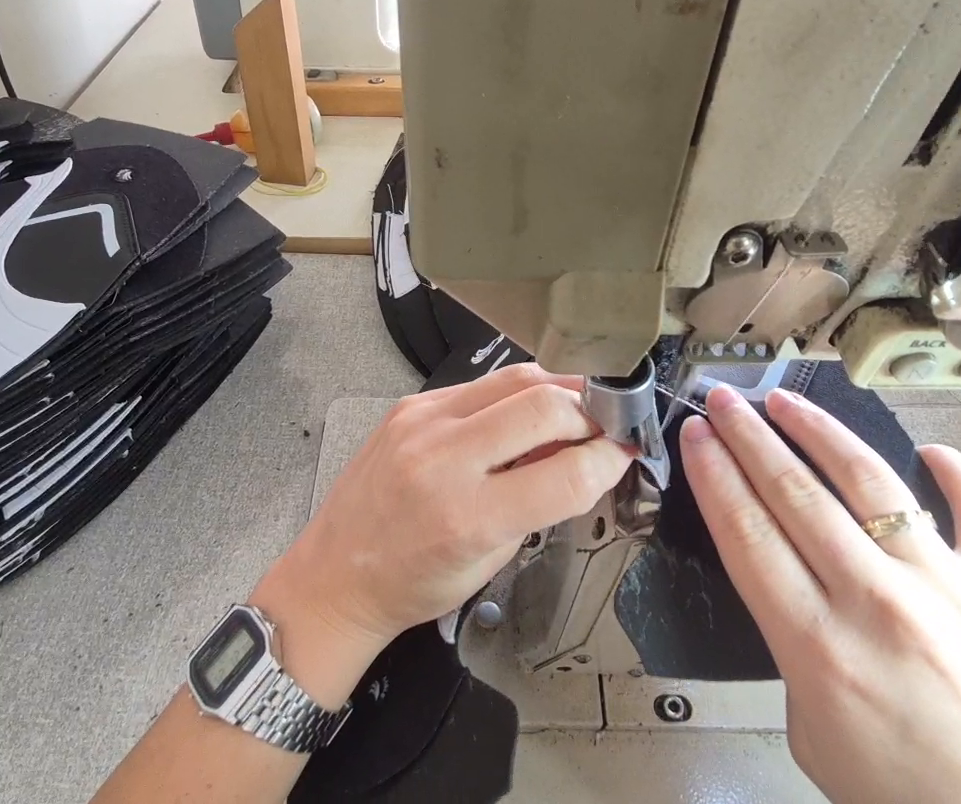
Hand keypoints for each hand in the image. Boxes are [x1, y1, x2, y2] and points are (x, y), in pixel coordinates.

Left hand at [250, 365, 634, 701]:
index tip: (625, 451)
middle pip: (545, 405)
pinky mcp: (410, 405)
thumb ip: (538, 504)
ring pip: (515, 378)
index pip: (567, 473)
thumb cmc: (414, 583)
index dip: (610, 458)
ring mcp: (422, 422)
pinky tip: (521, 414)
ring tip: (573, 409)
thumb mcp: (491, 560)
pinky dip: (512, 395)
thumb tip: (584, 456)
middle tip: (604, 424)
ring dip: (556, 390)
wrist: (335, 574)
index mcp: (469, 517)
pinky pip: (479, 385)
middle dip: (589, 411)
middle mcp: (444, 459)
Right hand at [682, 385, 960, 803]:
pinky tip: (927, 449)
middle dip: (748, 437)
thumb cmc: (913, 798)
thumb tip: (799, 599)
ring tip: (786, 401)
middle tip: (724, 400)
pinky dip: (954, 469)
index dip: (714, 474)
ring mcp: (946, 583)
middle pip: (793, 492)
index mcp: (817, 646)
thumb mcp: (813, 736)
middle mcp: (876, 601)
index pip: (746, 532)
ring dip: (819, 431)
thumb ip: (794, 656)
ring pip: (867, 479)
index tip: (697, 436)